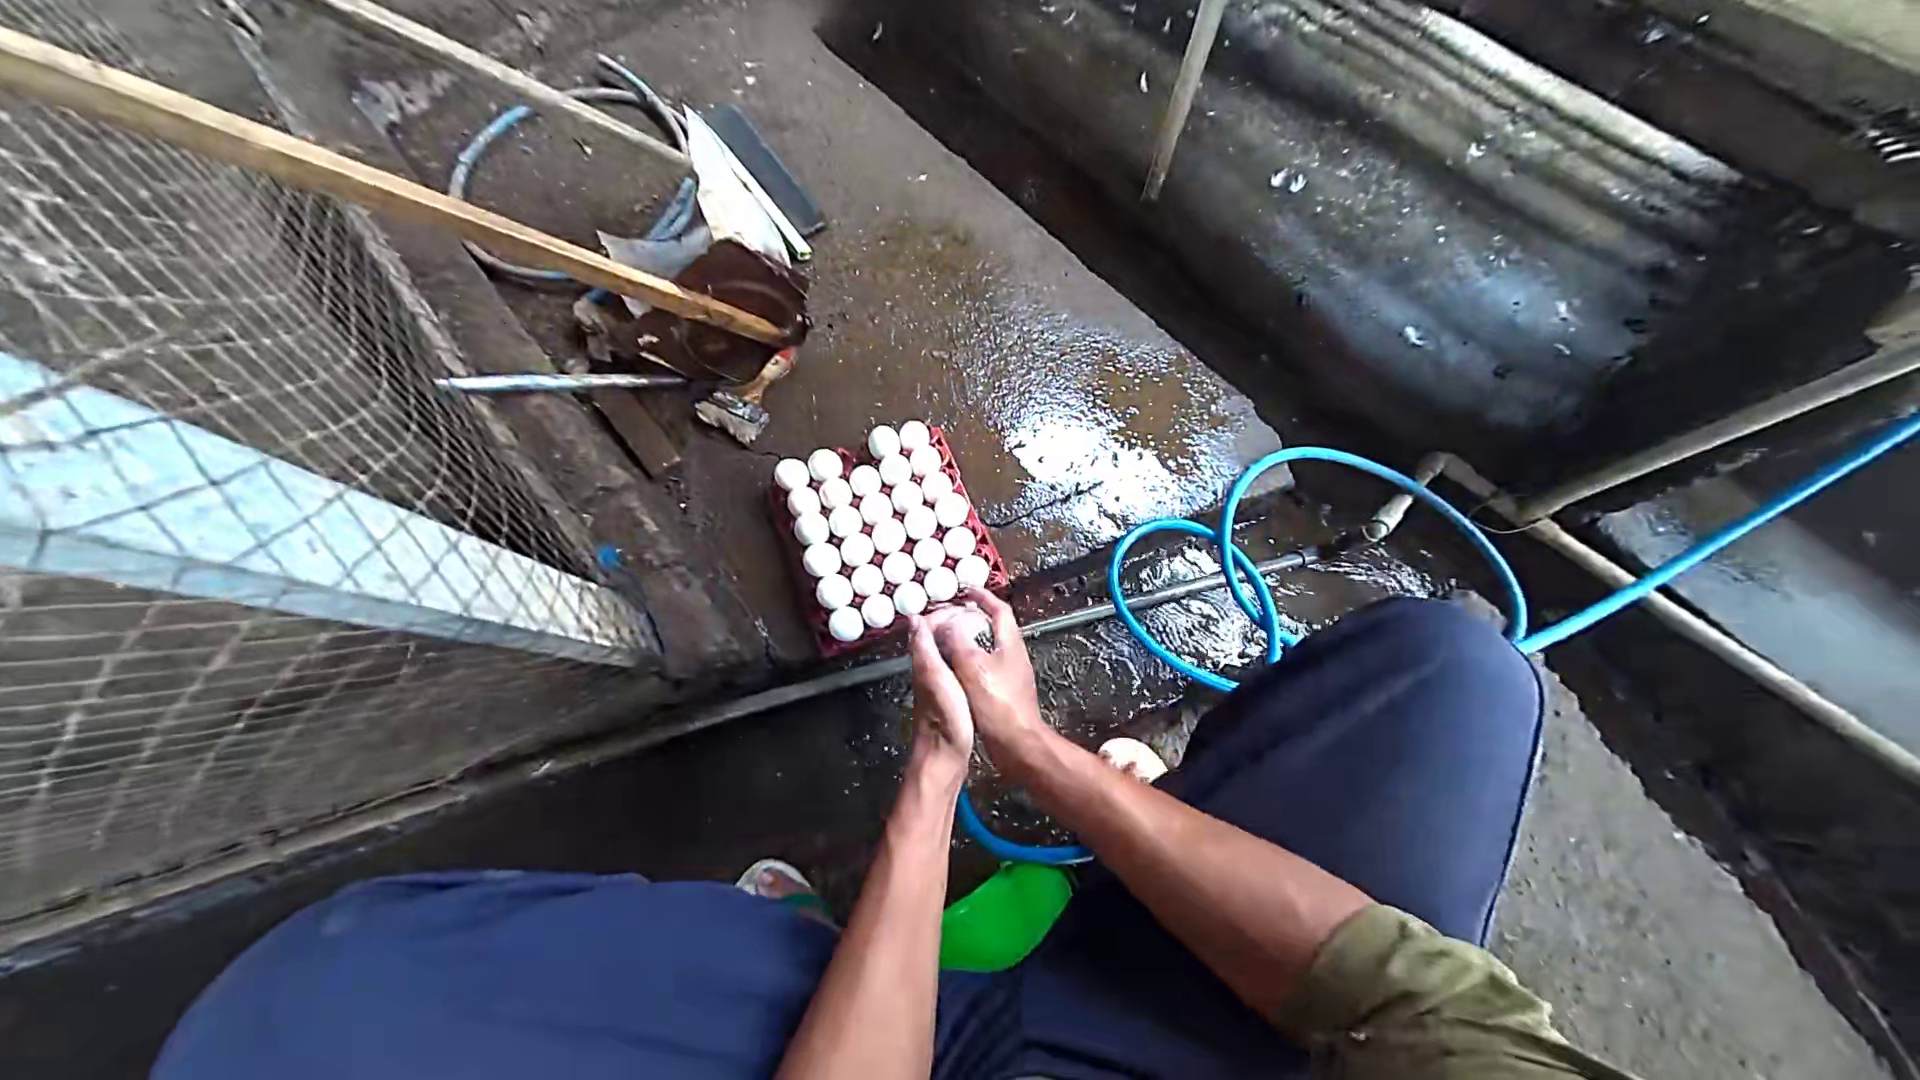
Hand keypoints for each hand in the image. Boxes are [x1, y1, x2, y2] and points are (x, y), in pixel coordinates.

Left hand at [905, 611, 975, 794]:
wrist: (944, 759)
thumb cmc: (944, 720)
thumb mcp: (935, 678)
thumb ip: (924, 648)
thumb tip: (914, 618)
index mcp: (924, 664)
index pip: (926, 628)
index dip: (941, 614)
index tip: (961, 605)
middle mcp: (927, 673)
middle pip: (934, 639)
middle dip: (949, 623)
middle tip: (970, 613)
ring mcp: (938, 686)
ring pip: (943, 653)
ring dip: (955, 639)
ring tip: (974, 629)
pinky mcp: (949, 699)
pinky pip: (953, 668)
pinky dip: (961, 657)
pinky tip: (972, 660)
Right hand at [932, 589, 1048, 769]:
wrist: (1018, 744)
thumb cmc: (1000, 707)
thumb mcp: (972, 667)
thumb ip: (958, 641)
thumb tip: (946, 623)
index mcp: (1009, 643)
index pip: (998, 609)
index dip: (982, 596)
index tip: (966, 590)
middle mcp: (1013, 655)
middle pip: (993, 626)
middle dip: (972, 616)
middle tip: (951, 614)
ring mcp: (1010, 674)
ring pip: (988, 646)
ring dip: (969, 638)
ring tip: (947, 638)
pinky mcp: (1004, 691)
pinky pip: (984, 665)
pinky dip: (968, 660)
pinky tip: (954, 669)